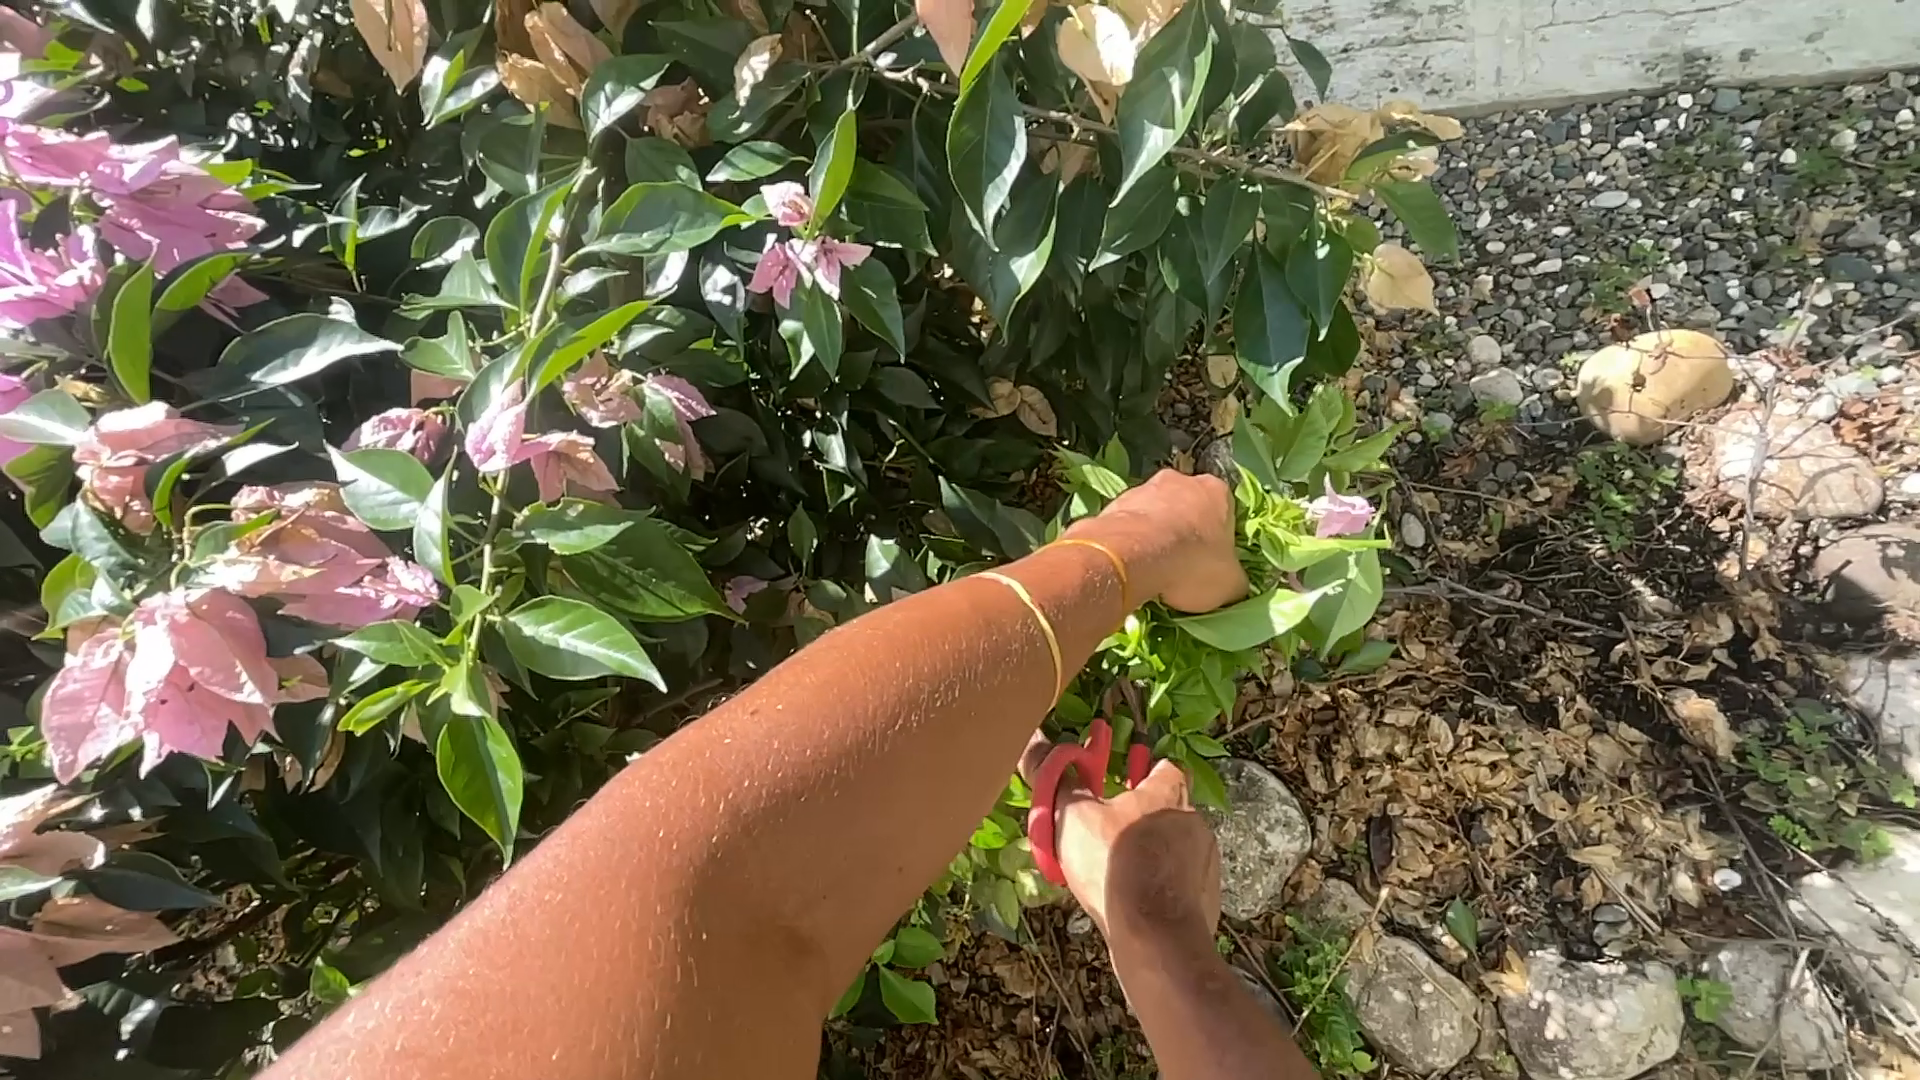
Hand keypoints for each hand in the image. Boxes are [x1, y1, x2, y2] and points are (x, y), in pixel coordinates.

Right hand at [1020, 742, 1220, 951]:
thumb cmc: (1114, 863)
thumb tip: (1037, 743)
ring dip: (1152, 850)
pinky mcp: (1206, 900)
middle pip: (1169, 807)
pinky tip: (1133, 897)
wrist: (1156, 939)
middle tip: (1112, 823)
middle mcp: (1194, 822)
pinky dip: (1160, 885)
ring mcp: (1205, 863)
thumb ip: (1058, 780)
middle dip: (1143, 813)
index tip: (1126, 776)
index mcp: (1168, 792)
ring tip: (1117, 865)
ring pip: (1175, 847)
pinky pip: (1180, 883)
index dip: (1146, 768)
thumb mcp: (1073, 815)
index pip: (1166, 765)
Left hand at [1066, 470, 1244, 612]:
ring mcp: (1141, 488)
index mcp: (1216, 491)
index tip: (1209, 563)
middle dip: (1183, 533)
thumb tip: (1231, 584)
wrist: (1133, 556)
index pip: (1223, 512)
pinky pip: (1126, 525)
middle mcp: (1178, 480)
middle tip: (1180, 565)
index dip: (1218, 540)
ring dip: (1152, 536)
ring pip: (1153, 514)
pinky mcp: (1112, 503)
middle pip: (1185, 508)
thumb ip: (1233, 578)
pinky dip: (1129, 542)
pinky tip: (1128, 565)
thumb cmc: (1193, 564)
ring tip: (1150, 569)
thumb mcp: (1230, 583)